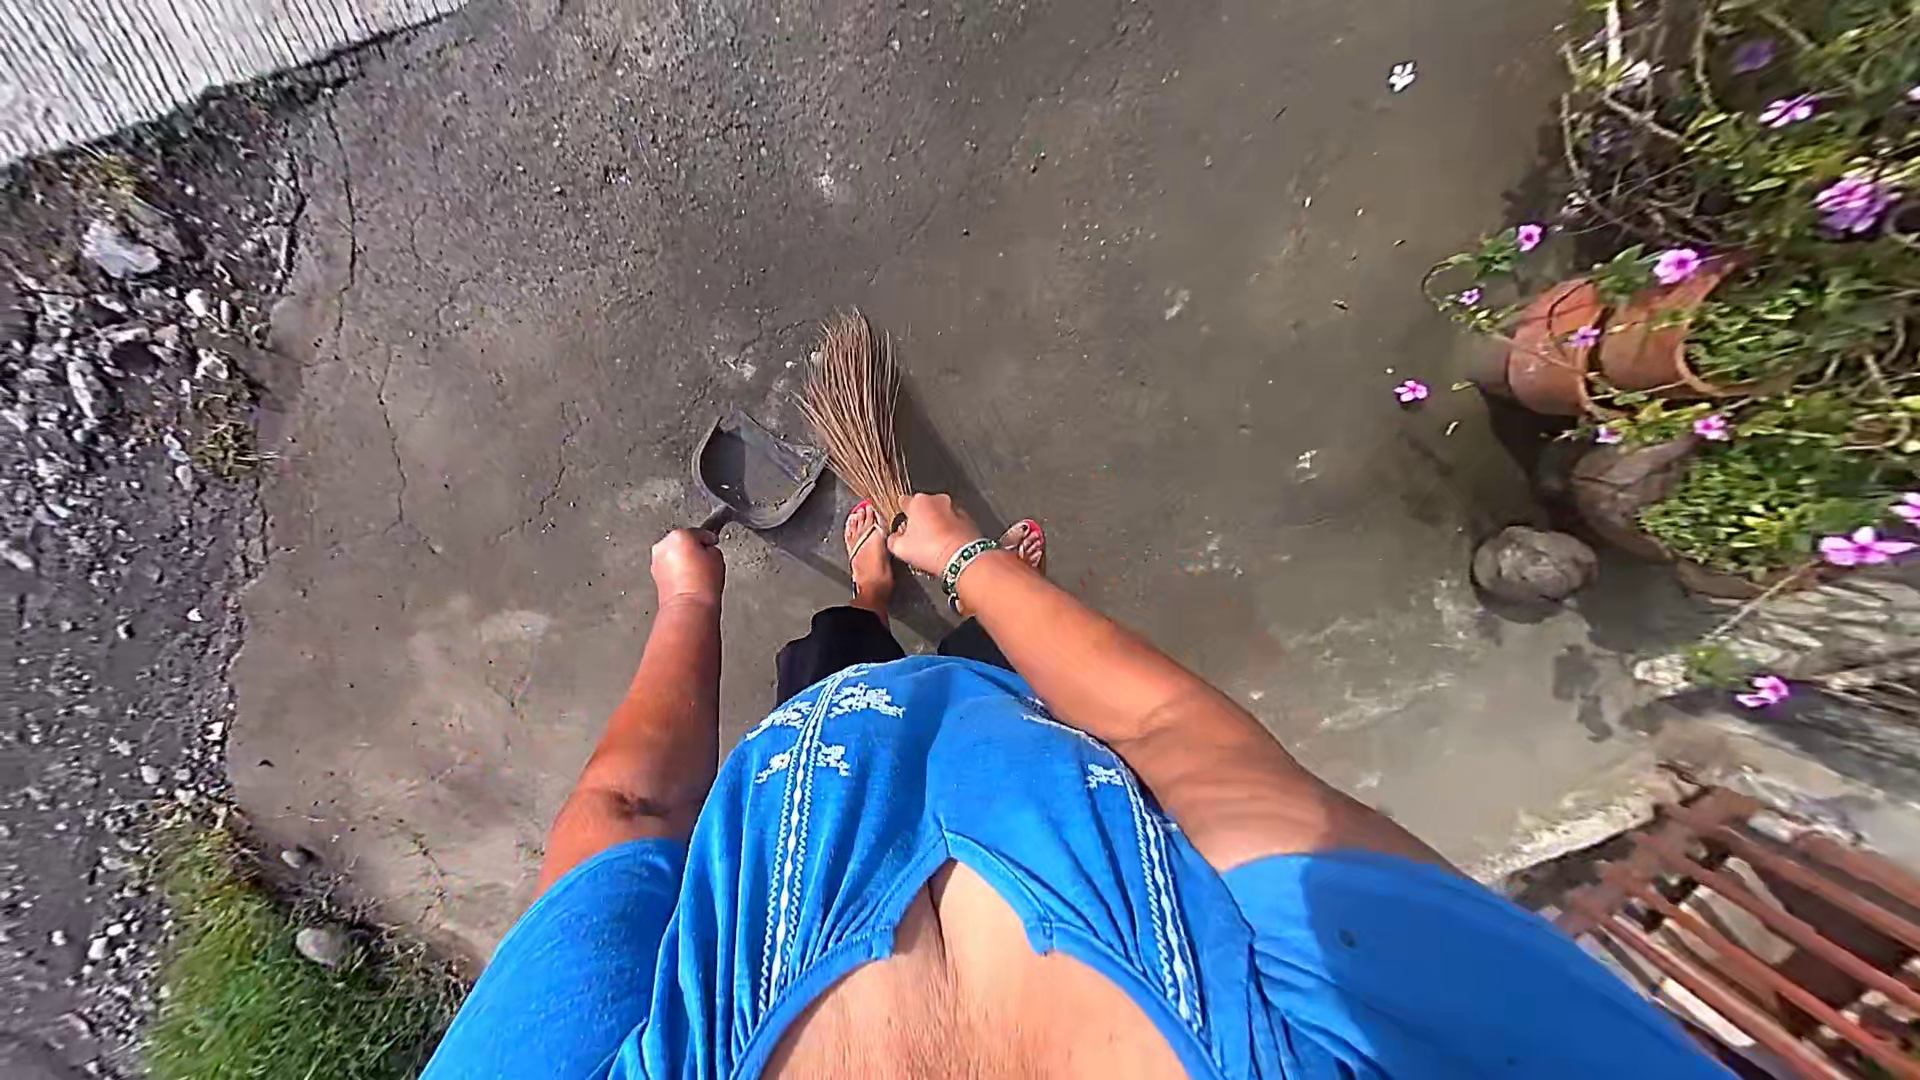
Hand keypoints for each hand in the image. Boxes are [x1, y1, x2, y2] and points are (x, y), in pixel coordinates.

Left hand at [651, 529, 724, 606]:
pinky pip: (669, 567)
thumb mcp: (717, 556)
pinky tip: (688, 580)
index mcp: (679, 535)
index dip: (709, 540)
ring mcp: (657, 560)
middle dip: (692, 549)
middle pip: (683, 541)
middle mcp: (663, 545)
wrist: (689, 606)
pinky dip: (677, 570)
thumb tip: (705, 549)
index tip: (713, 545)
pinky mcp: (655, 575)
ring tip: (698, 573)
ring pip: (674, 554)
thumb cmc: (703, 582)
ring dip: (683, 559)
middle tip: (705, 560)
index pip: (699, 532)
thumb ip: (710, 547)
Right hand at [886, 493, 987, 575]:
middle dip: (920, 519)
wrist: (961, 557)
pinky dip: (950, 530)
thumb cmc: (930, 550)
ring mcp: (955, 508)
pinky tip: (947, 544)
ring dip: (936, 524)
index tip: (901, 524)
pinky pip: (954, 522)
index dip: (901, 513)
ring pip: (940, 513)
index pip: (904, 501)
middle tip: (916, 539)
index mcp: (918, 502)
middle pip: (923, 507)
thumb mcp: (900, 549)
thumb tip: (893, 538)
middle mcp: (937, 500)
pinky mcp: (968, 519)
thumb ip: (892, 540)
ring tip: (933, 544)